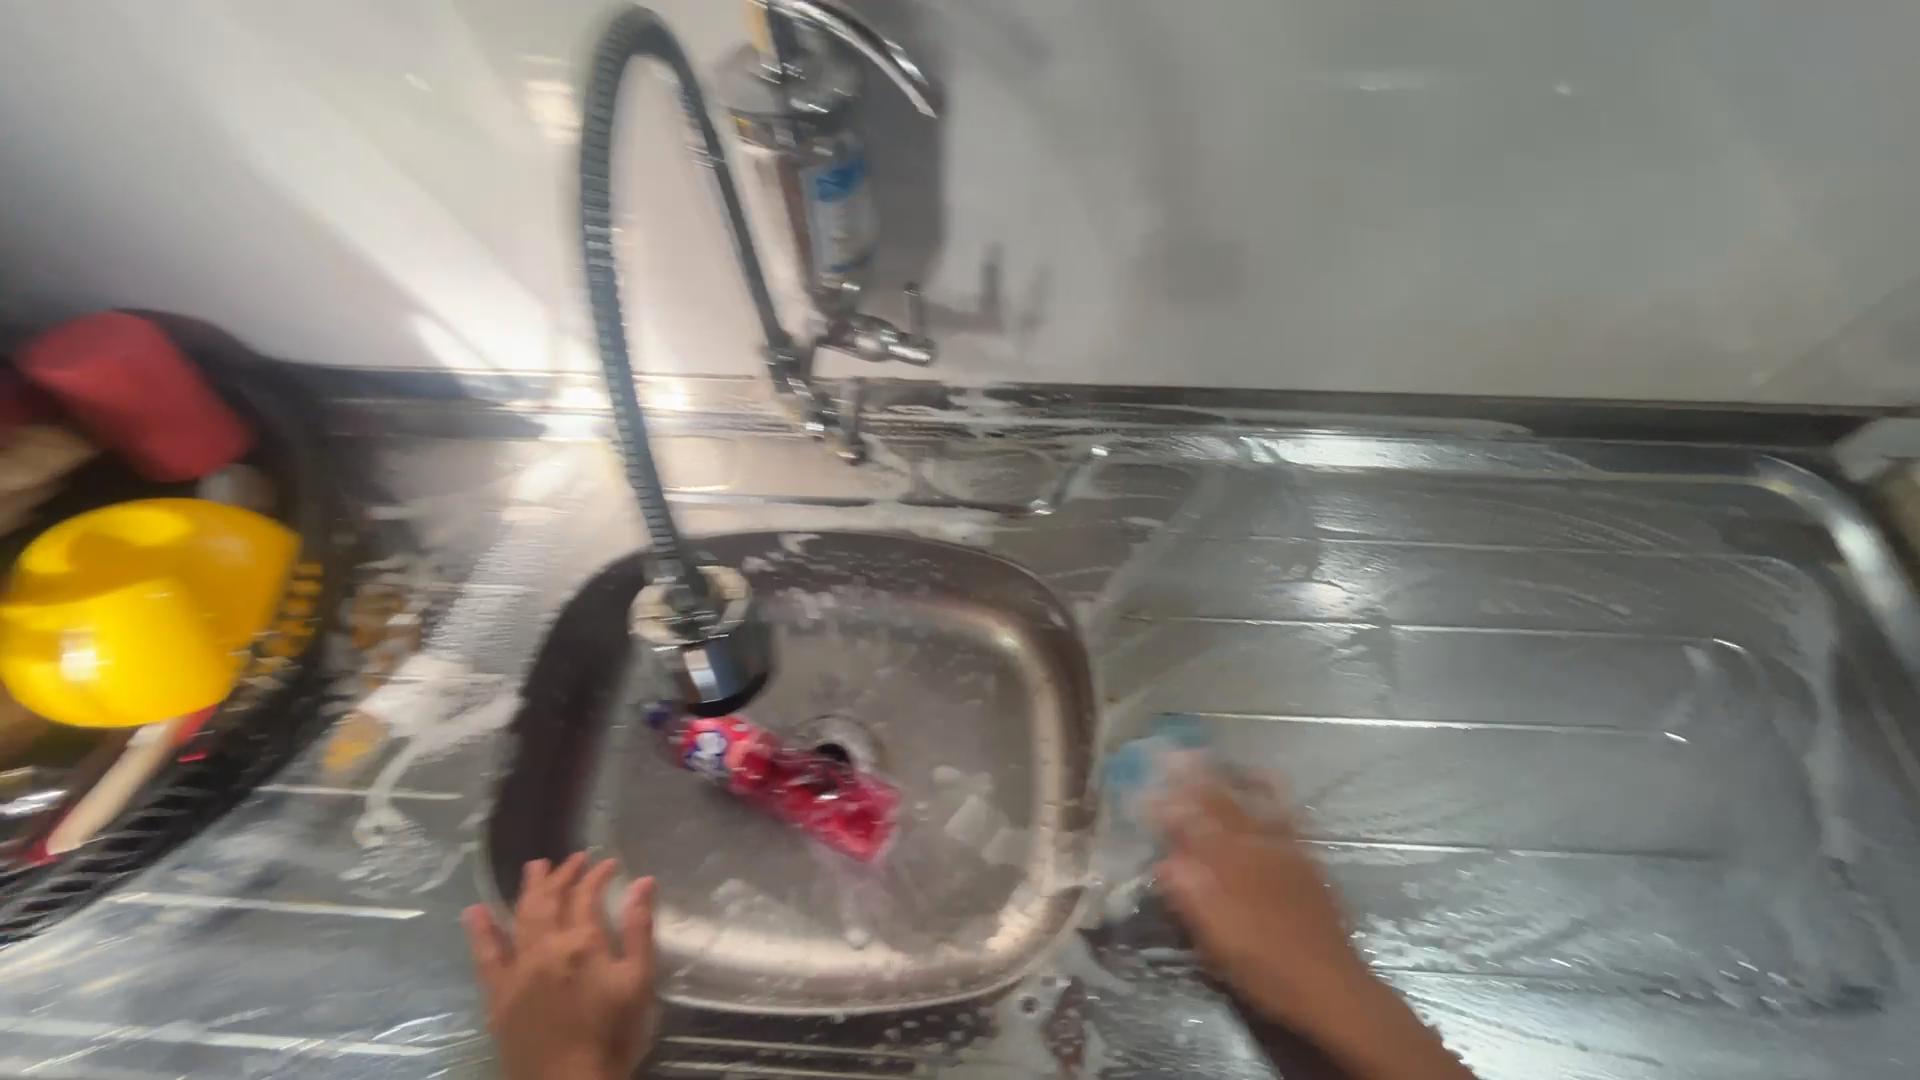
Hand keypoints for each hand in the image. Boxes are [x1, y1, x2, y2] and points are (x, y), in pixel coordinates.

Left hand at [463, 855, 657, 1079]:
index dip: (598, 875)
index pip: (587, 895)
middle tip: (573, 858)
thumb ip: (639, 929)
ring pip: (520, 918)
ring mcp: (517, 972)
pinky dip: (480, 932)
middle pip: (550, 900)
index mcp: (582, 943)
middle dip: (562, 875)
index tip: (610, 864)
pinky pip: (485, 957)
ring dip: (528, 889)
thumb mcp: (639, 980)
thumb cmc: (613, 1034)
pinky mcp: (498, 996)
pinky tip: (475, 913)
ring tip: (535, 867)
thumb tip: (643, 881)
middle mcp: (546, 949)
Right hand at [1156, 776, 1475, 1079]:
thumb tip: (1165, 861)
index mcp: (1228, 868)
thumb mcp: (1218, 939)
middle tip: (1170, 753)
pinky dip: (1270, 789)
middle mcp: (1254, 849)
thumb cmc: (1265, 967)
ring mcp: (1283, 849)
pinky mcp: (1305, 857)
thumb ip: (1192, 896)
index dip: (1164, 806)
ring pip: (1250, 802)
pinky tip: (1266, 777)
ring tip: (1208, 755)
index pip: (1189, 827)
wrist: (1330, 986)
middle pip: (1217, 806)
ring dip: (1225, 776)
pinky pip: (1286, 812)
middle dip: (1190, 778)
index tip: (1143, 789)